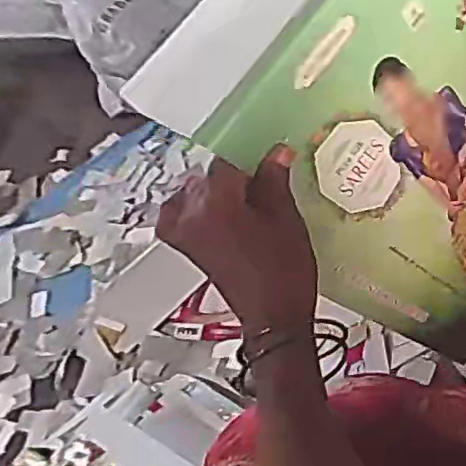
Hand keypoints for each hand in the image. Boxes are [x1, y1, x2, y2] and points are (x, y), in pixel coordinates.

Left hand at [156, 145, 316, 334]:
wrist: (272, 313)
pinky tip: (224, 218)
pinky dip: (200, 209)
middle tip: (264, 190)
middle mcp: (188, 211)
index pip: (228, 162)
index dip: (252, 162)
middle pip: (208, 178)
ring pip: (195, 194)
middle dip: (234, 179)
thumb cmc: (286, 267)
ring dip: (217, 194)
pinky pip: (182, 213)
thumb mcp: (287, 219)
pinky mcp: (180, 244)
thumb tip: (277, 152)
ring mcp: (178, 229)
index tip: (271, 167)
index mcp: (216, 200)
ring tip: (247, 208)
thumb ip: (275, 181)